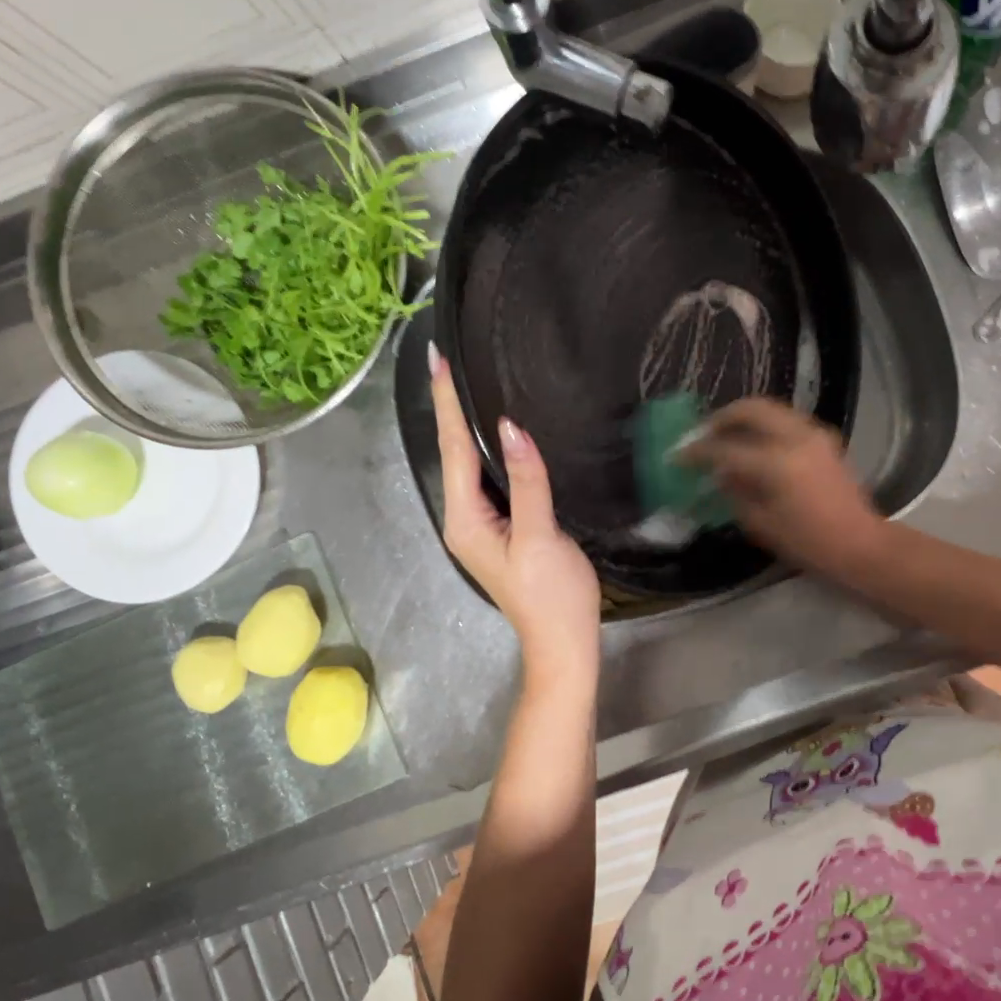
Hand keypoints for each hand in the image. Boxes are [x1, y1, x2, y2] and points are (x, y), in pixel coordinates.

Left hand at [430, 344, 600, 678]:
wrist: (562, 641)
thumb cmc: (552, 594)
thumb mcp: (540, 536)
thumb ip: (526, 481)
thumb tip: (511, 427)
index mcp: (465, 519)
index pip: (454, 449)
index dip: (447, 403)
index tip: (438, 360)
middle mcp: (463, 518)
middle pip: (453, 452)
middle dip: (448, 406)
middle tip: (445, 359)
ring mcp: (479, 524)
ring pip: (469, 463)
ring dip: (465, 423)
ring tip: (463, 381)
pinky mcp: (499, 528)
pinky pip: (486, 477)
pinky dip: (486, 447)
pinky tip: (493, 430)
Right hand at [679, 398, 885, 574]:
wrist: (859, 545)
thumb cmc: (808, 543)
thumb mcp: (761, 524)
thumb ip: (735, 492)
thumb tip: (718, 473)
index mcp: (777, 463)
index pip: (726, 448)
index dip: (698, 452)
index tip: (678, 456)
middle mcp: (796, 438)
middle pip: (751, 409)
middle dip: (721, 418)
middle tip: (703, 434)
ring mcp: (814, 434)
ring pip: (771, 409)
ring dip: (744, 418)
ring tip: (726, 437)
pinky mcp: (824, 439)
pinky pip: (786, 421)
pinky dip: (765, 426)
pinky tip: (754, 444)